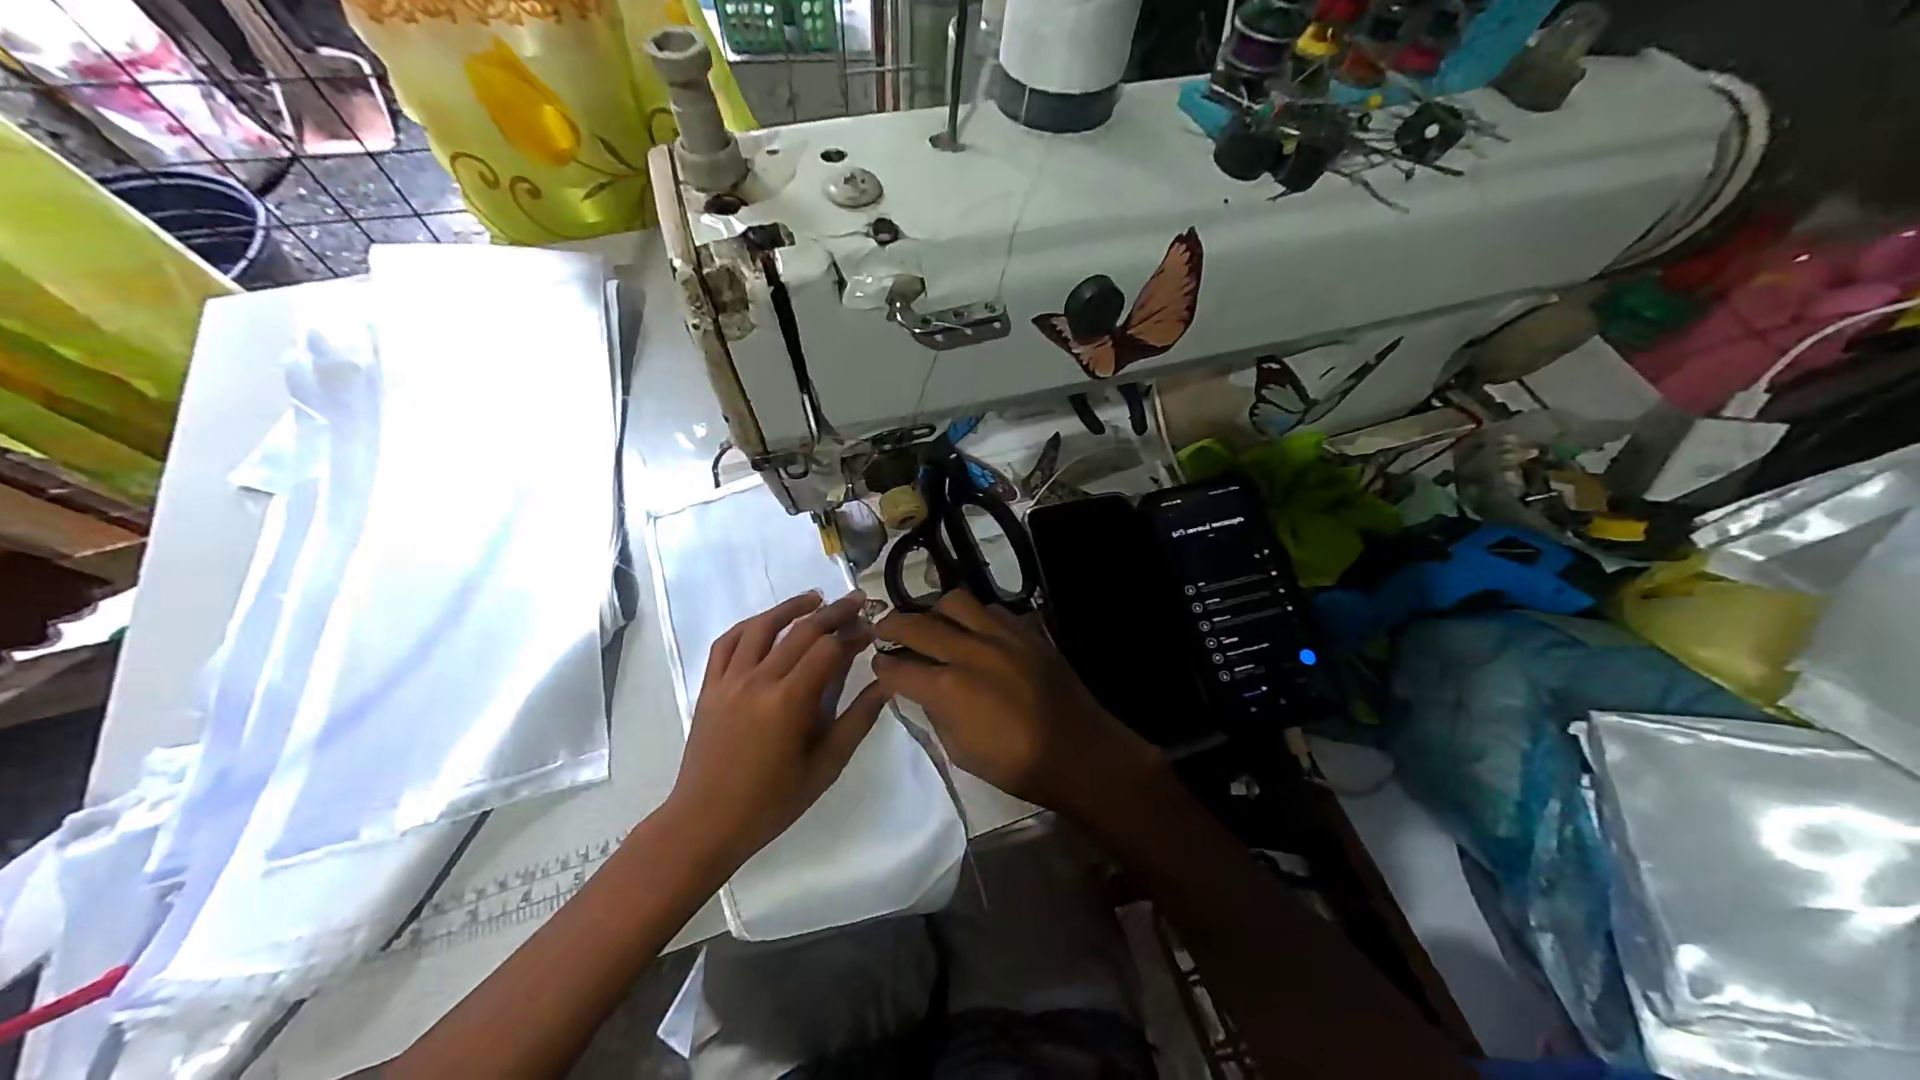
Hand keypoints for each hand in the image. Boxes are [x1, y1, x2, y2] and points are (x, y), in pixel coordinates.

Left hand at [669, 591, 889, 870]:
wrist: (706, 822)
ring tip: (815, 598)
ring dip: (791, 607)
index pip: (829, 650)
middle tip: (857, 602)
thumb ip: (857, 720)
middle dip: (833, 612)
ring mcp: (729, 679)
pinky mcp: (710, 686)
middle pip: (801, 630)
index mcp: (790, 701)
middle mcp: (759, 680)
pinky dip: (750, 624)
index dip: (854, 635)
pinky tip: (766, 621)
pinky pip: (728, 641)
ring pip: (762, 626)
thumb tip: (886, 684)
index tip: (873, 630)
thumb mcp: (825, 766)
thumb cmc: (772, 801)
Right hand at [871, 591, 1161, 820]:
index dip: (882, 666)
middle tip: (884, 628)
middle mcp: (970, 652)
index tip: (879, 664)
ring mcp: (1001, 636)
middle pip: (918, 624)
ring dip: (936, 610)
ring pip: (956, 602)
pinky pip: (992, 610)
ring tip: (934, 622)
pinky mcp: (1026, 632)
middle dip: (893, 625)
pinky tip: (976, 630)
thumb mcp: (960, 750)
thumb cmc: (1015, 764)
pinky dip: (976, 616)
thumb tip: (924, 690)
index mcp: (948, 688)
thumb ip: (935, 713)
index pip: (898, 667)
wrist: (1077, 751)